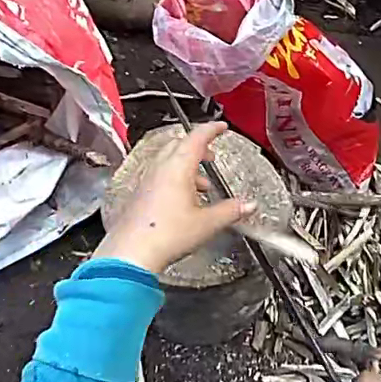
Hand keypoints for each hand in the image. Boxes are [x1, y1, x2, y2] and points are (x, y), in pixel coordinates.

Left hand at [95, 122, 255, 273]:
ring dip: (187, 165)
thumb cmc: (166, 235)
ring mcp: (147, 180)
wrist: (131, 254)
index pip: (197, 137)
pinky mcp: (140, 194)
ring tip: (202, 184)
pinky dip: (175, 178)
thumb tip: (249, 205)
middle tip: (212, 154)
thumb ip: (231, 210)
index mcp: (178, 167)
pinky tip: (184, 199)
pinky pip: (160, 176)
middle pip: (180, 145)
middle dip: (198, 147)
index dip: (211, 129)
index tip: (221, 127)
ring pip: (168, 161)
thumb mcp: (207, 223)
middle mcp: (160, 168)